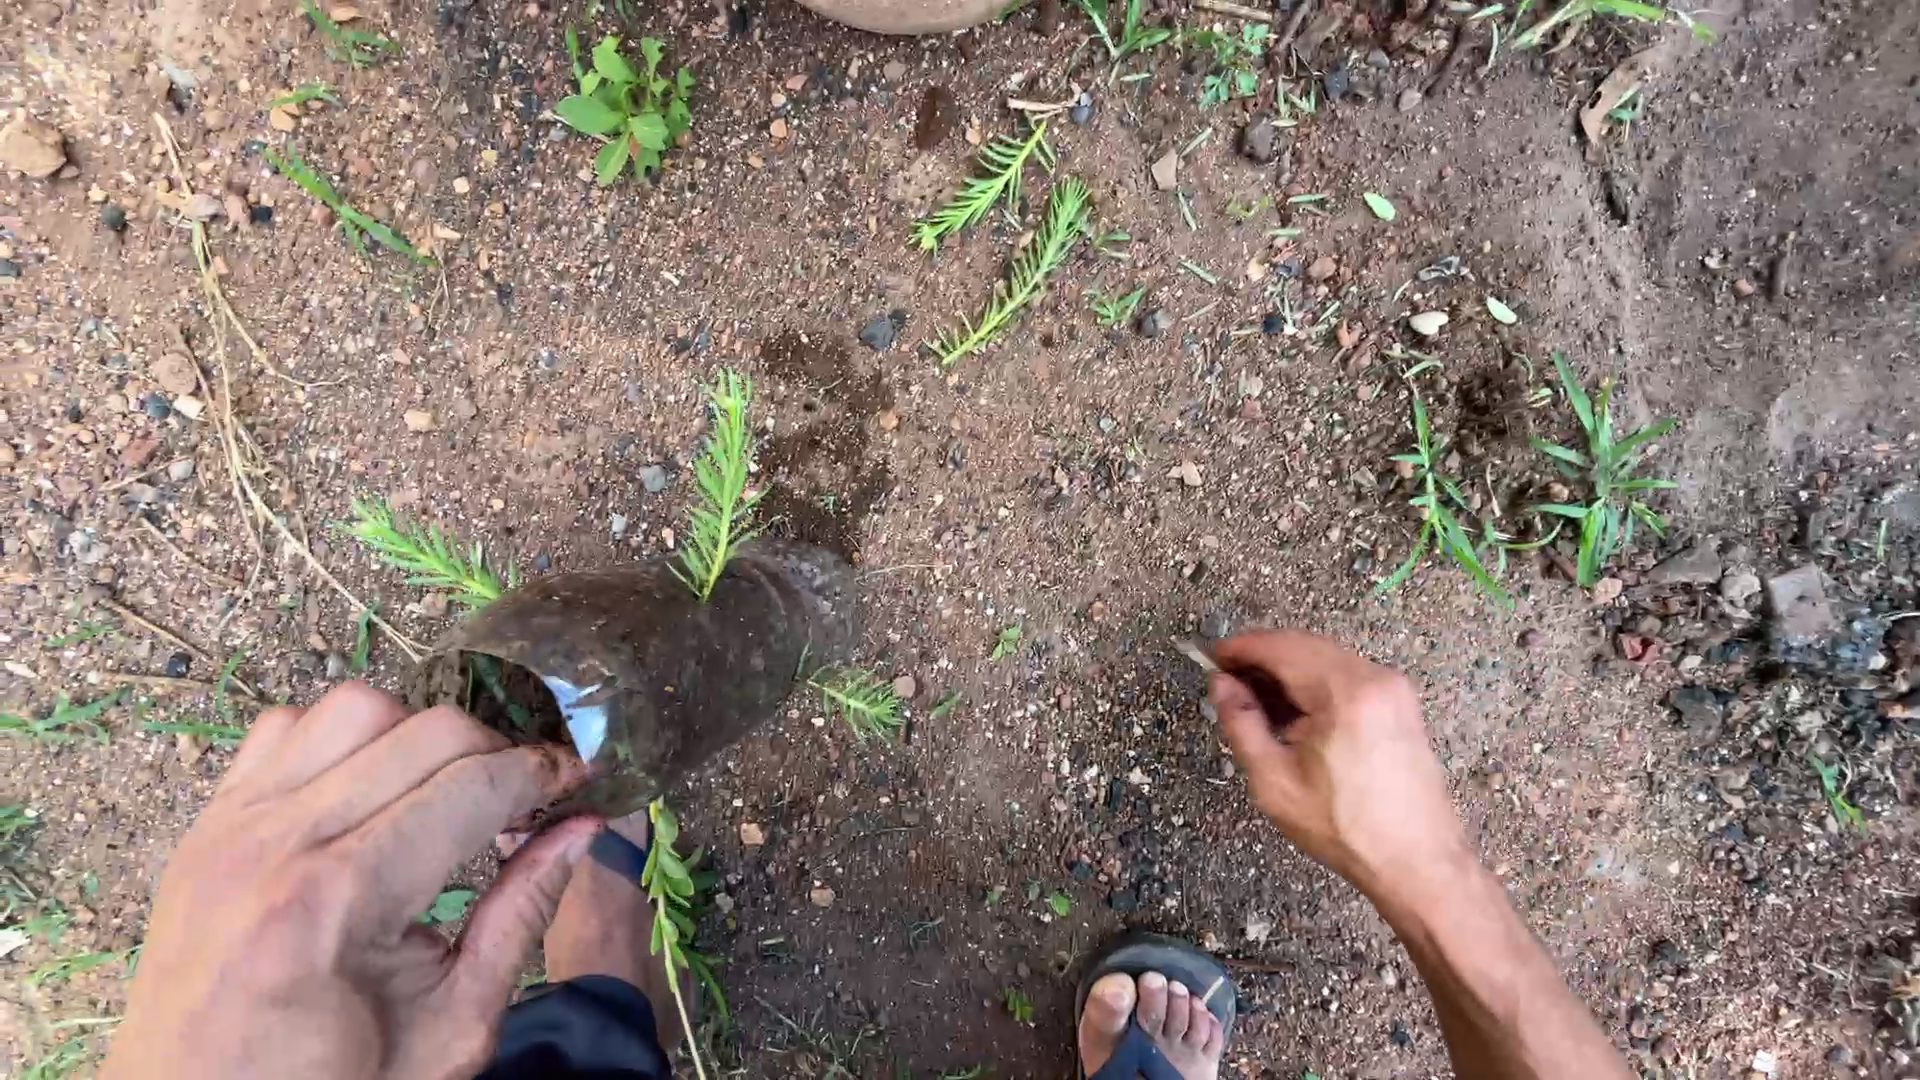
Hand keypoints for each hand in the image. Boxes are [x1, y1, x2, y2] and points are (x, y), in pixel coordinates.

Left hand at [102, 683, 602, 1079]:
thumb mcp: (456, 1022)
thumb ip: (526, 909)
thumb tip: (585, 825)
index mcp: (337, 902)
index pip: (476, 784)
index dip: (546, 773)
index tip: (580, 782)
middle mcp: (275, 844)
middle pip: (432, 730)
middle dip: (502, 752)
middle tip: (524, 797)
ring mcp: (228, 826)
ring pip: (360, 706)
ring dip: (423, 735)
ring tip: (446, 786)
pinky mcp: (206, 824)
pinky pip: (289, 726)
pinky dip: (349, 737)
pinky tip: (374, 786)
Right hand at [1209, 630, 1473, 910]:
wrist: (1420, 864)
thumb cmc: (1344, 827)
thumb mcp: (1274, 780)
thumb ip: (1241, 722)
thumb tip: (1220, 683)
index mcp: (1344, 693)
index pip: (1280, 647)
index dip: (1240, 647)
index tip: (1211, 657)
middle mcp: (1374, 678)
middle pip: (1302, 644)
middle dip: (1260, 657)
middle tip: (1227, 681)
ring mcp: (1392, 688)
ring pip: (1322, 656)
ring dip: (1285, 668)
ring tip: (1255, 701)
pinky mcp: (1399, 702)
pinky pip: (1344, 672)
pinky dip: (1311, 680)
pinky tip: (1292, 711)